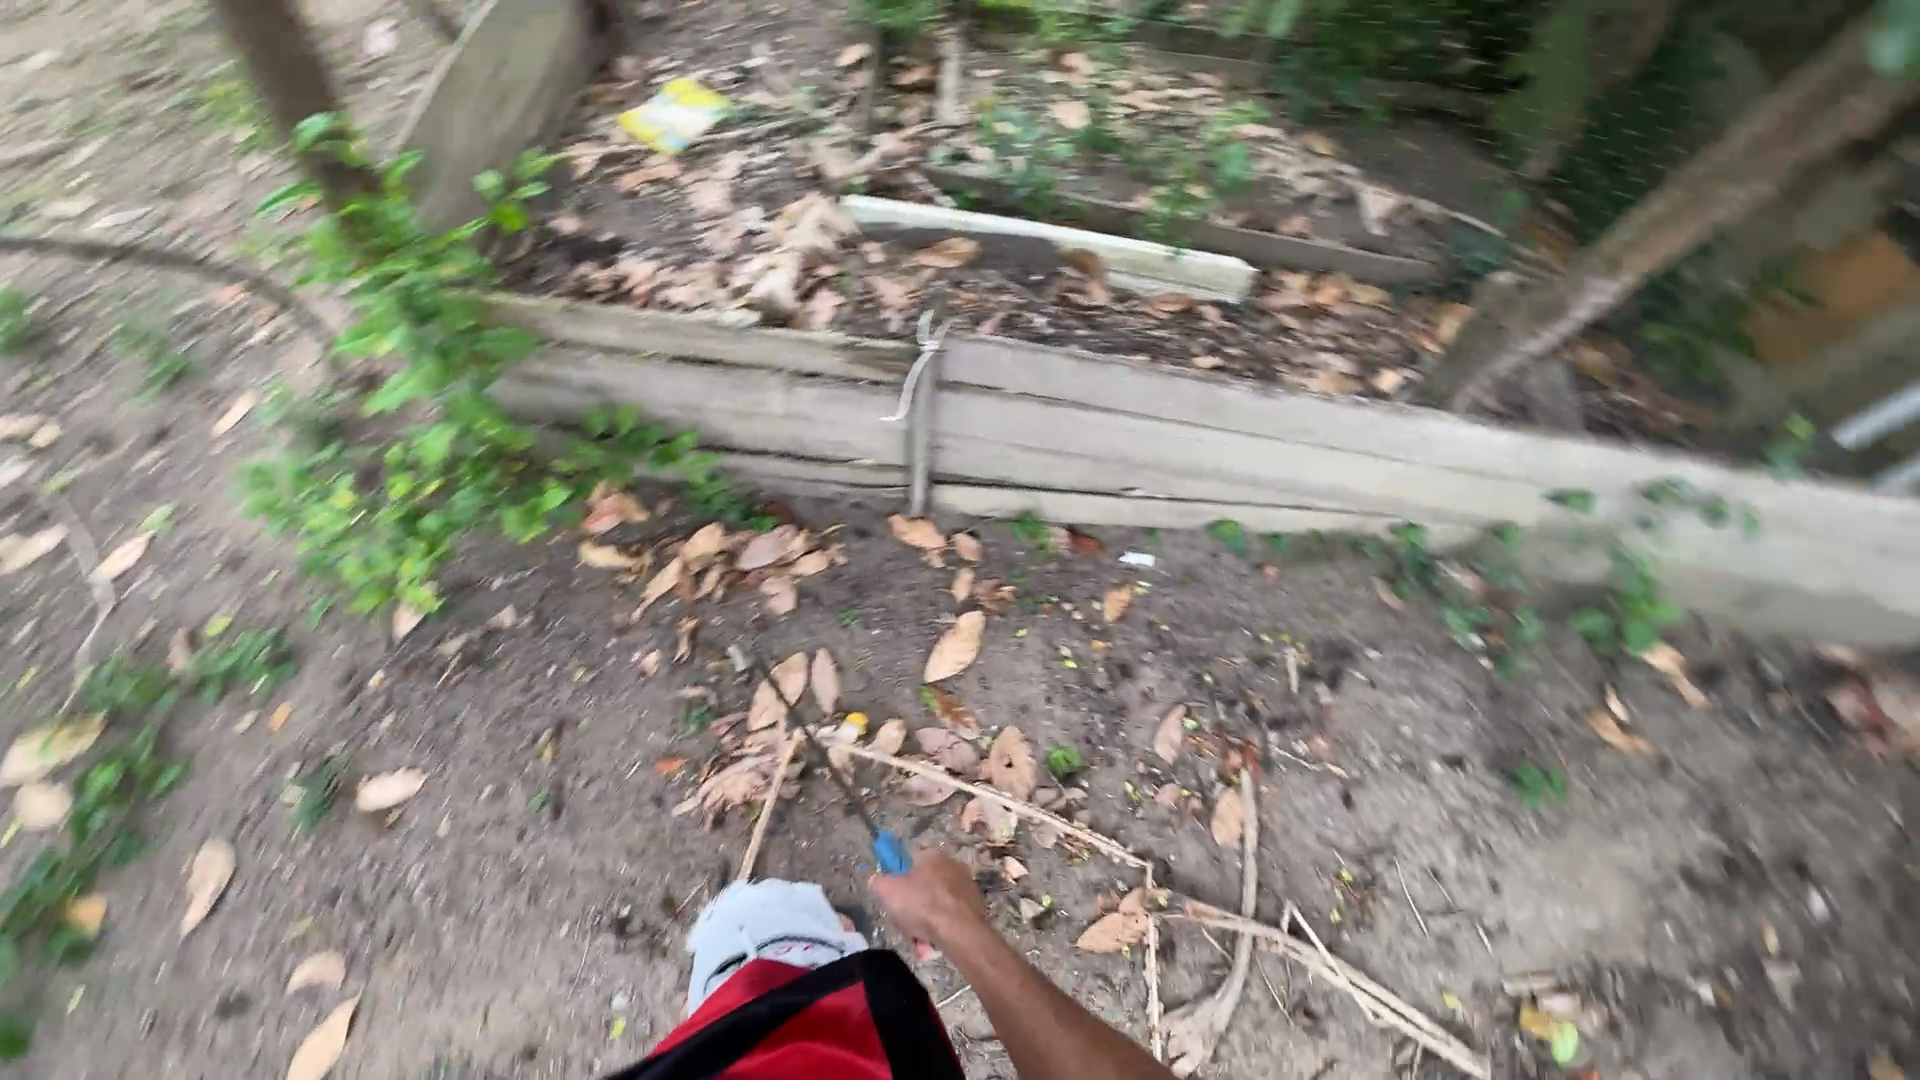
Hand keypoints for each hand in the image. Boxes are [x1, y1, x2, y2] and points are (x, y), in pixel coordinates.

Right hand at [869, 849, 988, 949]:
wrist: (960, 930)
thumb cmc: (922, 905)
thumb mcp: (888, 891)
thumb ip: (879, 882)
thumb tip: (878, 881)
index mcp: (931, 855)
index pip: (908, 862)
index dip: (897, 881)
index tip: (894, 900)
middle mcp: (950, 865)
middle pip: (921, 888)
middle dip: (911, 910)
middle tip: (906, 926)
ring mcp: (965, 886)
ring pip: (934, 906)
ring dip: (924, 925)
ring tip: (919, 943)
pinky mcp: (974, 906)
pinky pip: (949, 917)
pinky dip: (940, 930)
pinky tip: (933, 944)